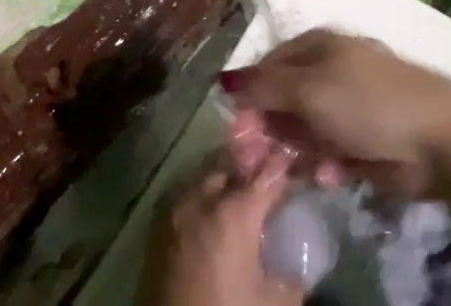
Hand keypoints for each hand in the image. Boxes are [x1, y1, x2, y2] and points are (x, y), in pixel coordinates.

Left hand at [144, 150, 301, 305]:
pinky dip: (200, 193)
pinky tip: (209, 207)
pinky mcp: (155, 228)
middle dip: (250, 160)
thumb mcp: (273, 304)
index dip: (283, 165)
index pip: (267, 175)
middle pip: (231, 164)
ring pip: (204, 175)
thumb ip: (291, 277)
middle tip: (266, 165)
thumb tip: (294, 265)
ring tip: (238, 184)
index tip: (294, 159)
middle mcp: (203, 200)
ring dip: (223, 174)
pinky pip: (183, 196)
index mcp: (236, 213)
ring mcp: (174, 210)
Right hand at [220, 29, 450, 196]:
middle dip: (269, 132)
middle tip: (260, 162)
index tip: (236, 132)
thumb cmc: (367, 103)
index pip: (266, 68)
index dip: (248, 99)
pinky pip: (327, 153)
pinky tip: (330, 176)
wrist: (439, 139)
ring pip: (301, 132)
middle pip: (281, 102)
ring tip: (307, 169)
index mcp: (315, 47)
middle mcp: (327, 72)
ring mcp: (346, 107)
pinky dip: (324, 165)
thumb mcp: (308, 90)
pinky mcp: (361, 141)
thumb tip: (222, 79)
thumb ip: (263, 87)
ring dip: (297, 153)